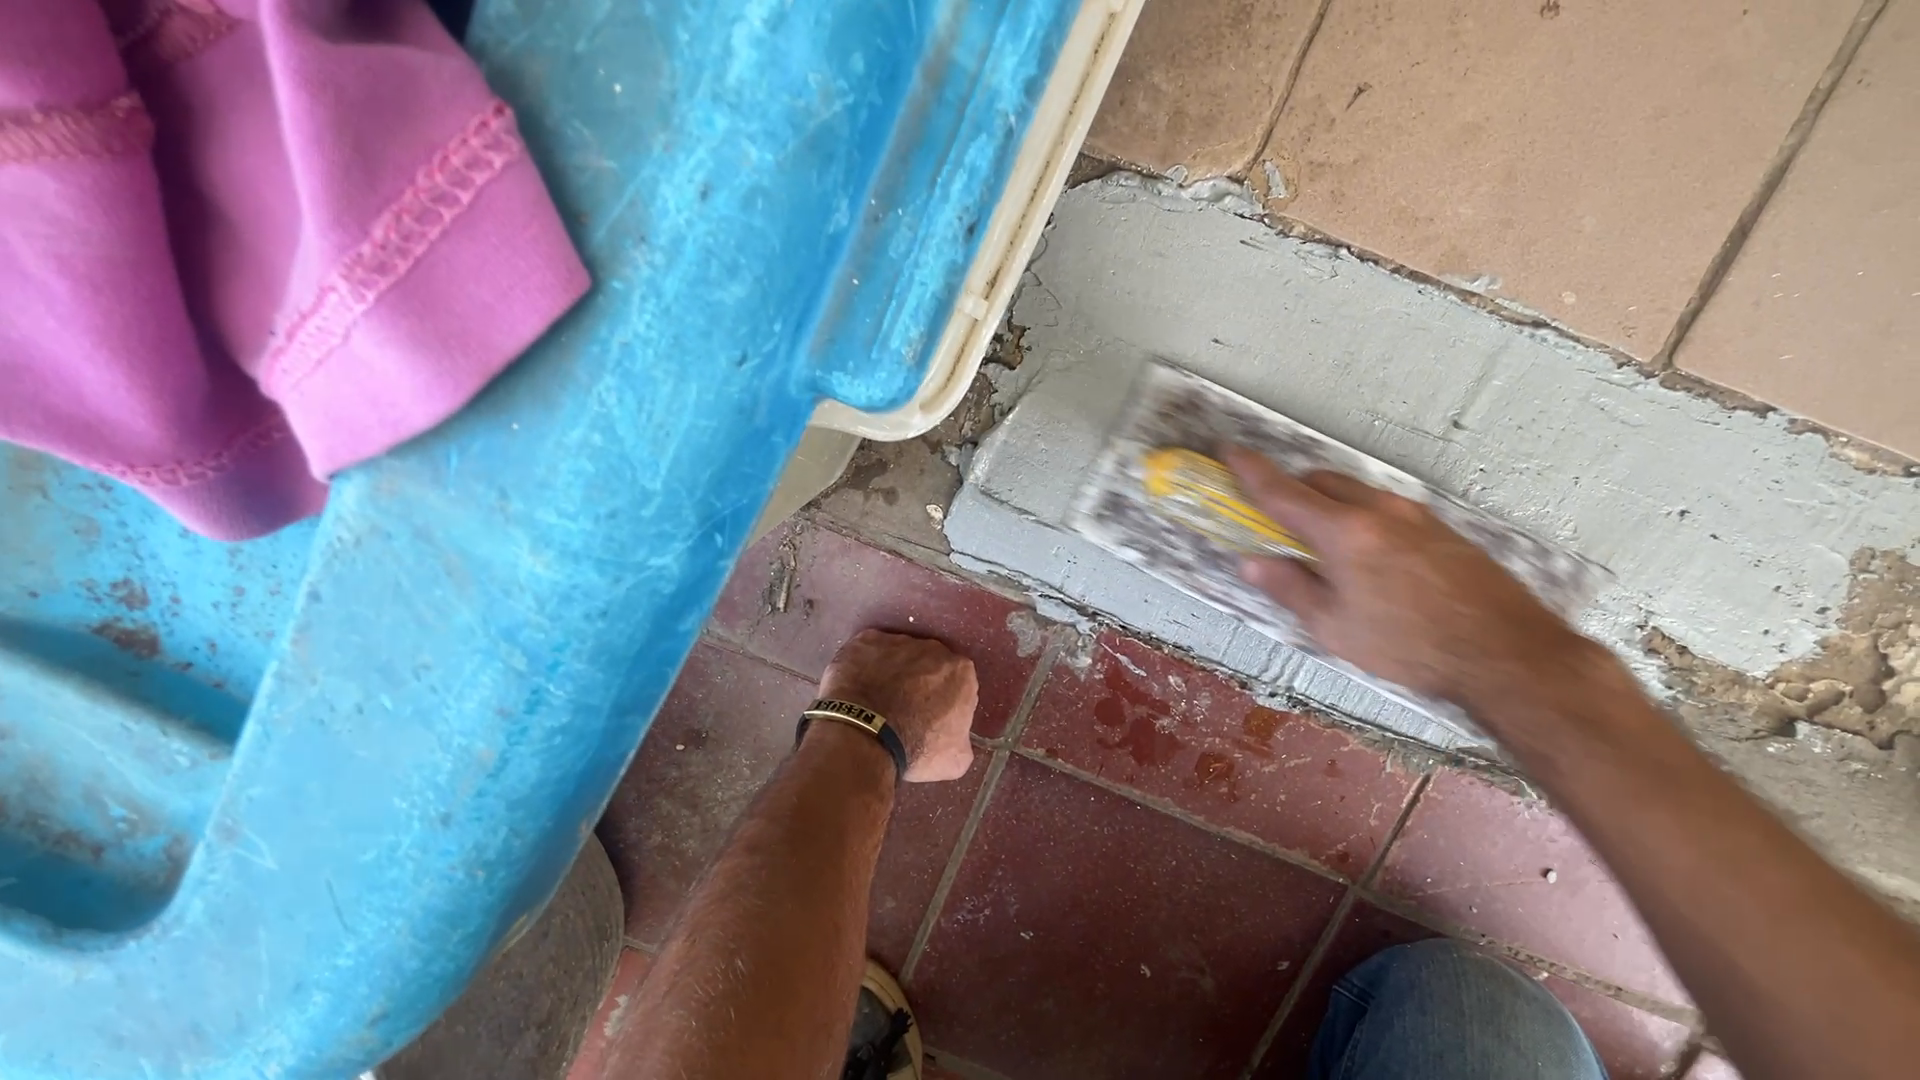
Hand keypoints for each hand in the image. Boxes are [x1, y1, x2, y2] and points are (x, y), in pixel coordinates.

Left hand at [817, 629, 977, 782]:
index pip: (957, 683)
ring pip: (897, 655)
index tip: (931, 717)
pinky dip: (863, 665)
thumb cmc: (916, 748)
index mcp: (960, 672)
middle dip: (919, 681)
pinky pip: (867, 651)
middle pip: (928, 663)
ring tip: (874, 700)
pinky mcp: (864, 641)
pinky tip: (855, 686)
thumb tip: (955, 736)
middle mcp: (932, 648)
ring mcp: (896, 641)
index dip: (943, 701)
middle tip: (903, 708)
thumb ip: (961, 736)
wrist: (865, 738)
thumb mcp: (956, 758)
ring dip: (890, 672)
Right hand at [1223, 447, 1593, 710]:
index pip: (1283, 492)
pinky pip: (1385, 508)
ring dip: (1329, 504)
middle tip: (1278, 522)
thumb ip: (1290, 588)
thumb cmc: (1410, 646)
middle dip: (1293, 490)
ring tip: (1326, 547)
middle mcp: (1378, 510)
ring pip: (1356, 492)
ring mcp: (1415, 515)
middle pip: (1321, 480)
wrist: (1507, 652)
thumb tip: (1252, 563)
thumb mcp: (1334, 627)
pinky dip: (1362, 518)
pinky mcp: (1441, 528)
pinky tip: (1371, 560)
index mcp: (1344, 532)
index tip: (1229, 451)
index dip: (1250, 471)